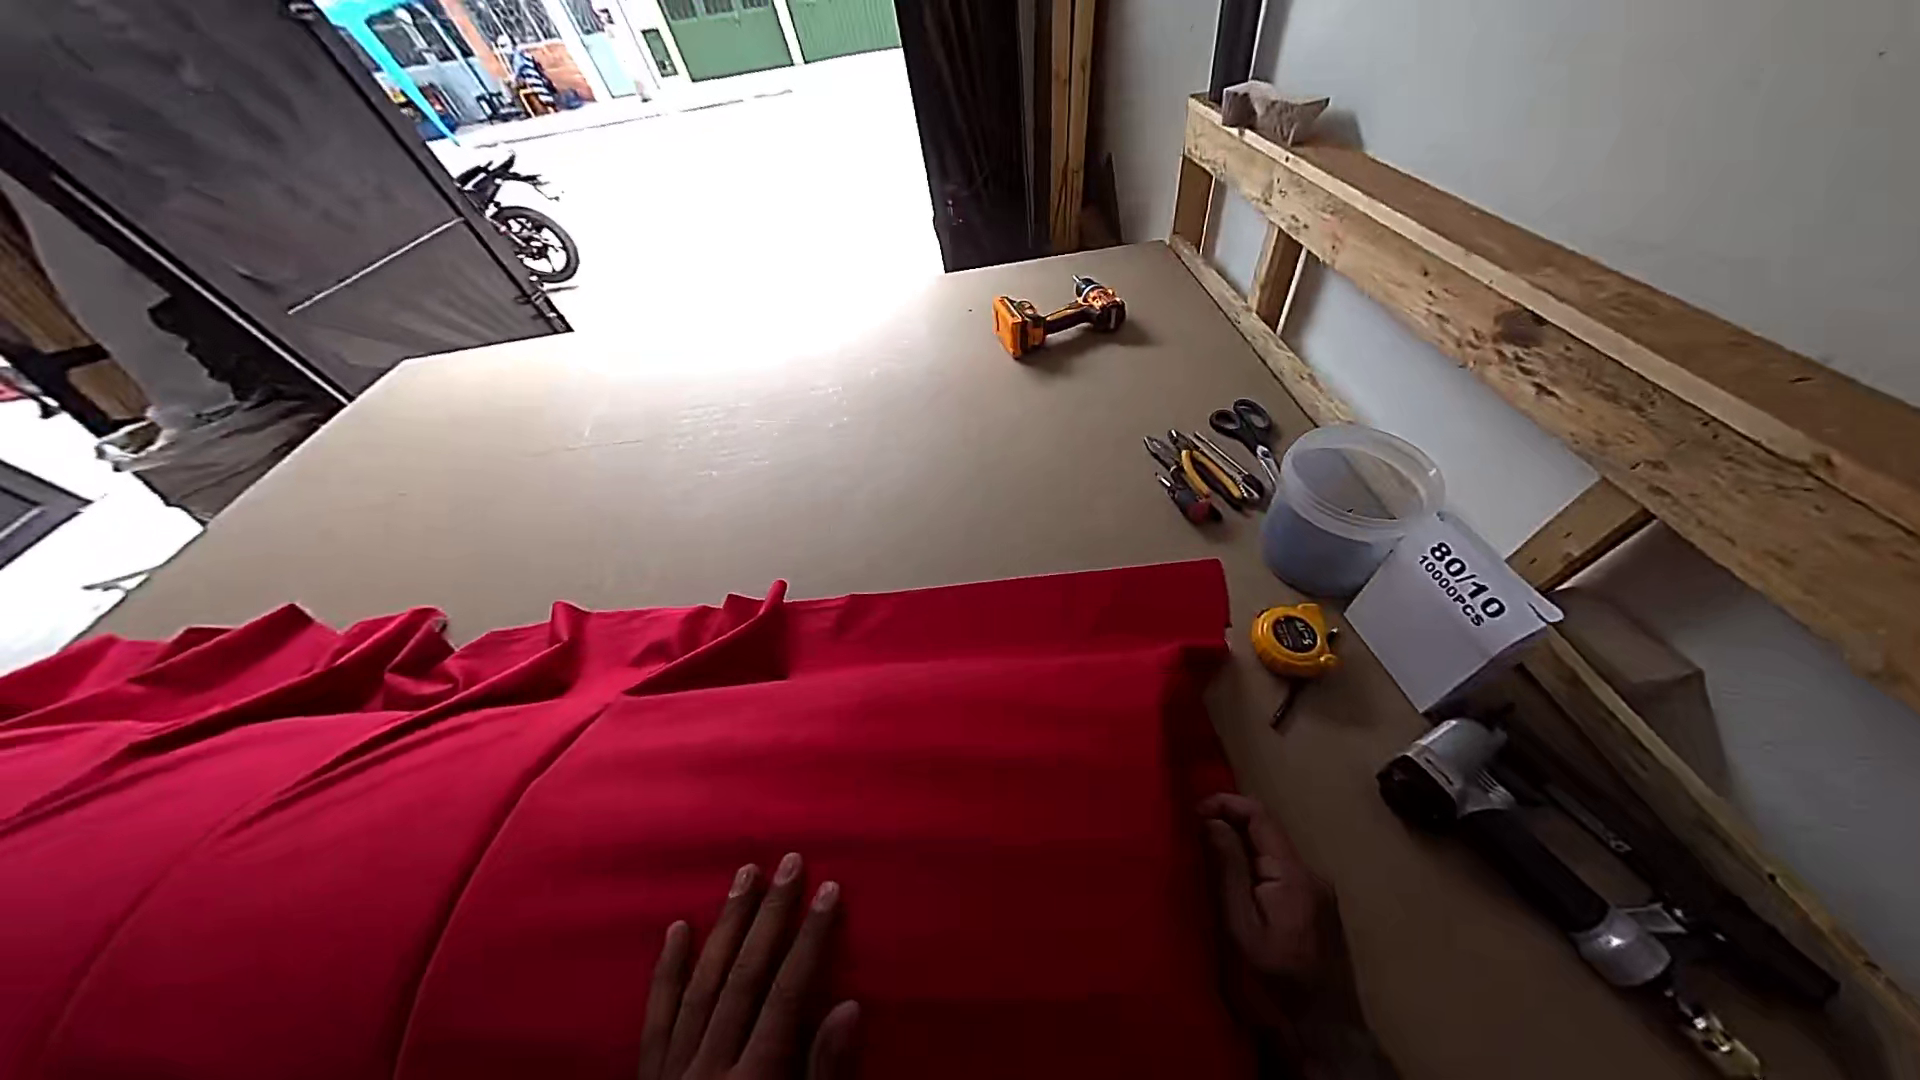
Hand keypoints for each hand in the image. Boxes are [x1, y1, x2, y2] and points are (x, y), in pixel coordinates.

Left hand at [638, 854, 859, 1079]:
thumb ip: (825, 1073)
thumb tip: (848, 1007)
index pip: (787, 994)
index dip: (811, 938)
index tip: (829, 888)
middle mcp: (708, 1070)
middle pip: (743, 976)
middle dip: (771, 914)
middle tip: (790, 861)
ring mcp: (672, 1074)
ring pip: (702, 984)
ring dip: (727, 924)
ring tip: (746, 874)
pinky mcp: (648, 1078)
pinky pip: (656, 1019)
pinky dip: (668, 972)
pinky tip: (678, 928)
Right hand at [1200, 793, 1396, 1079]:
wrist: (1325, 1032)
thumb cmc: (1276, 981)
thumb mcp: (1240, 926)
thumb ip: (1227, 870)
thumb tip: (1211, 820)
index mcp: (1293, 874)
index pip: (1260, 816)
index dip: (1225, 804)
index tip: (1193, 813)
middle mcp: (1311, 874)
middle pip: (1266, 831)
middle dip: (1228, 824)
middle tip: (1192, 835)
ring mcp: (1318, 892)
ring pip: (1272, 851)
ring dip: (1239, 846)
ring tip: (1206, 858)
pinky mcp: (1318, 908)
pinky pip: (1279, 871)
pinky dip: (1253, 866)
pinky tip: (1234, 885)